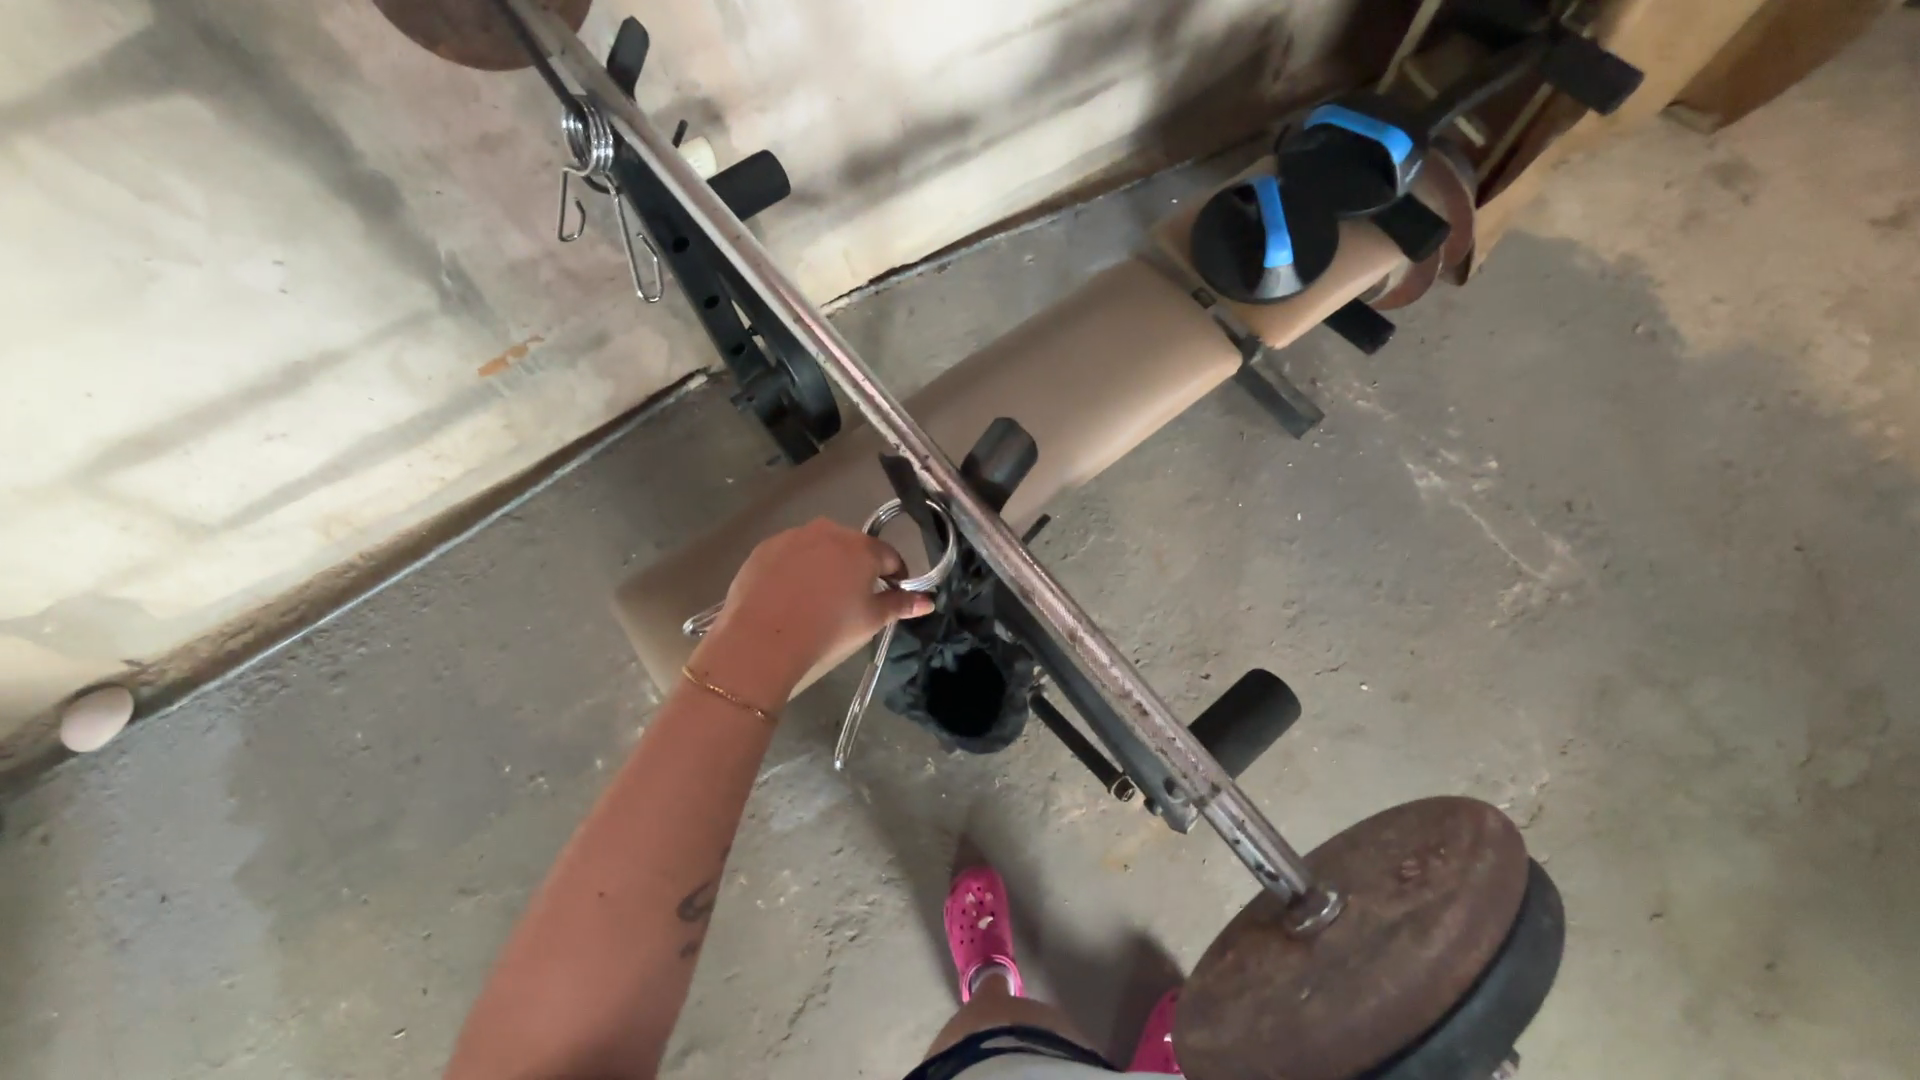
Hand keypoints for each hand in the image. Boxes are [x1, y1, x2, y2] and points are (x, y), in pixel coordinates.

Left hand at [686, 518, 933, 713]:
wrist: (763, 639)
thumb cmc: (828, 629)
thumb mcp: (870, 621)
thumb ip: (900, 605)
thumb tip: (928, 601)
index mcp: (862, 548)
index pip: (890, 557)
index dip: (895, 577)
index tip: (889, 596)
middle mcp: (829, 531)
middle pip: (853, 548)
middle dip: (857, 569)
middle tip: (850, 602)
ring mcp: (793, 536)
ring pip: (820, 548)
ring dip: (825, 567)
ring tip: (816, 600)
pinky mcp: (764, 547)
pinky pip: (790, 555)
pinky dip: (794, 570)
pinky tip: (789, 597)